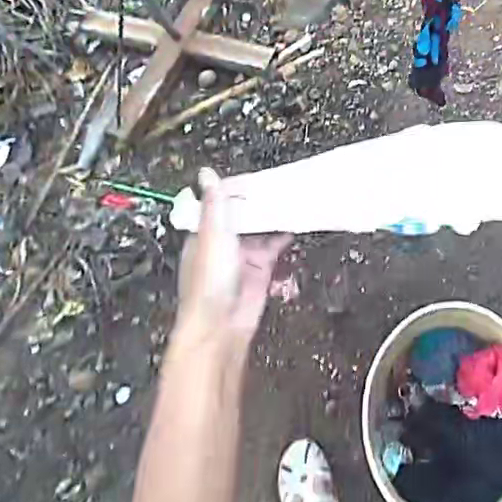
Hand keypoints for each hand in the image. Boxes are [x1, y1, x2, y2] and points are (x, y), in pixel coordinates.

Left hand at [174, 169, 291, 350]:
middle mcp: (223, 243)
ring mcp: (242, 258)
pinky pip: (273, 248)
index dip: (238, 190)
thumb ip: (215, 204)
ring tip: (292, 197)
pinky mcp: (260, 271)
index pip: (221, 204)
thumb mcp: (213, 235)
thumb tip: (206, 172)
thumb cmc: (210, 281)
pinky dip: (283, 236)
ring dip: (274, 217)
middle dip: (260, 202)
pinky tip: (295, 223)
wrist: (220, 329)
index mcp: (205, 233)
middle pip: (244, 216)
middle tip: (281, 182)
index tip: (256, 176)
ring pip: (261, 230)